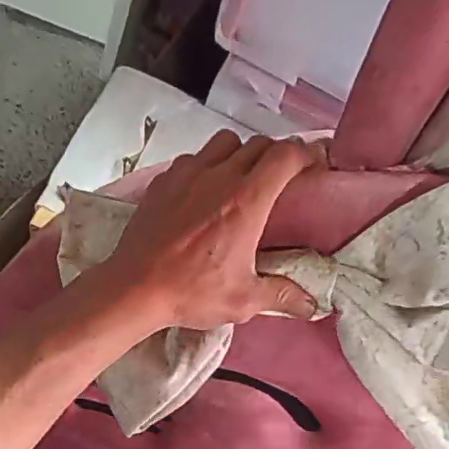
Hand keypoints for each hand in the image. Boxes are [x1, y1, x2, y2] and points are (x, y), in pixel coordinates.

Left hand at [94, 131, 321, 331]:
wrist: (134, 288)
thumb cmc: (190, 292)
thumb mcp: (242, 300)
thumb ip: (281, 296)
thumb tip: (311, 305)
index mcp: (246, 201)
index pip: (286, 155)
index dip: (307, 154)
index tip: (314, 165)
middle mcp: (218, 177)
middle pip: (259, 144)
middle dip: (278, 155)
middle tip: (283, 177)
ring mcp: (187, 175)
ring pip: (225, 143)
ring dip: (241, 153)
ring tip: (242, 178)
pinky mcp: (163, 182)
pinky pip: (193, 158)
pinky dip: (206, 166)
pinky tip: (203, 191)